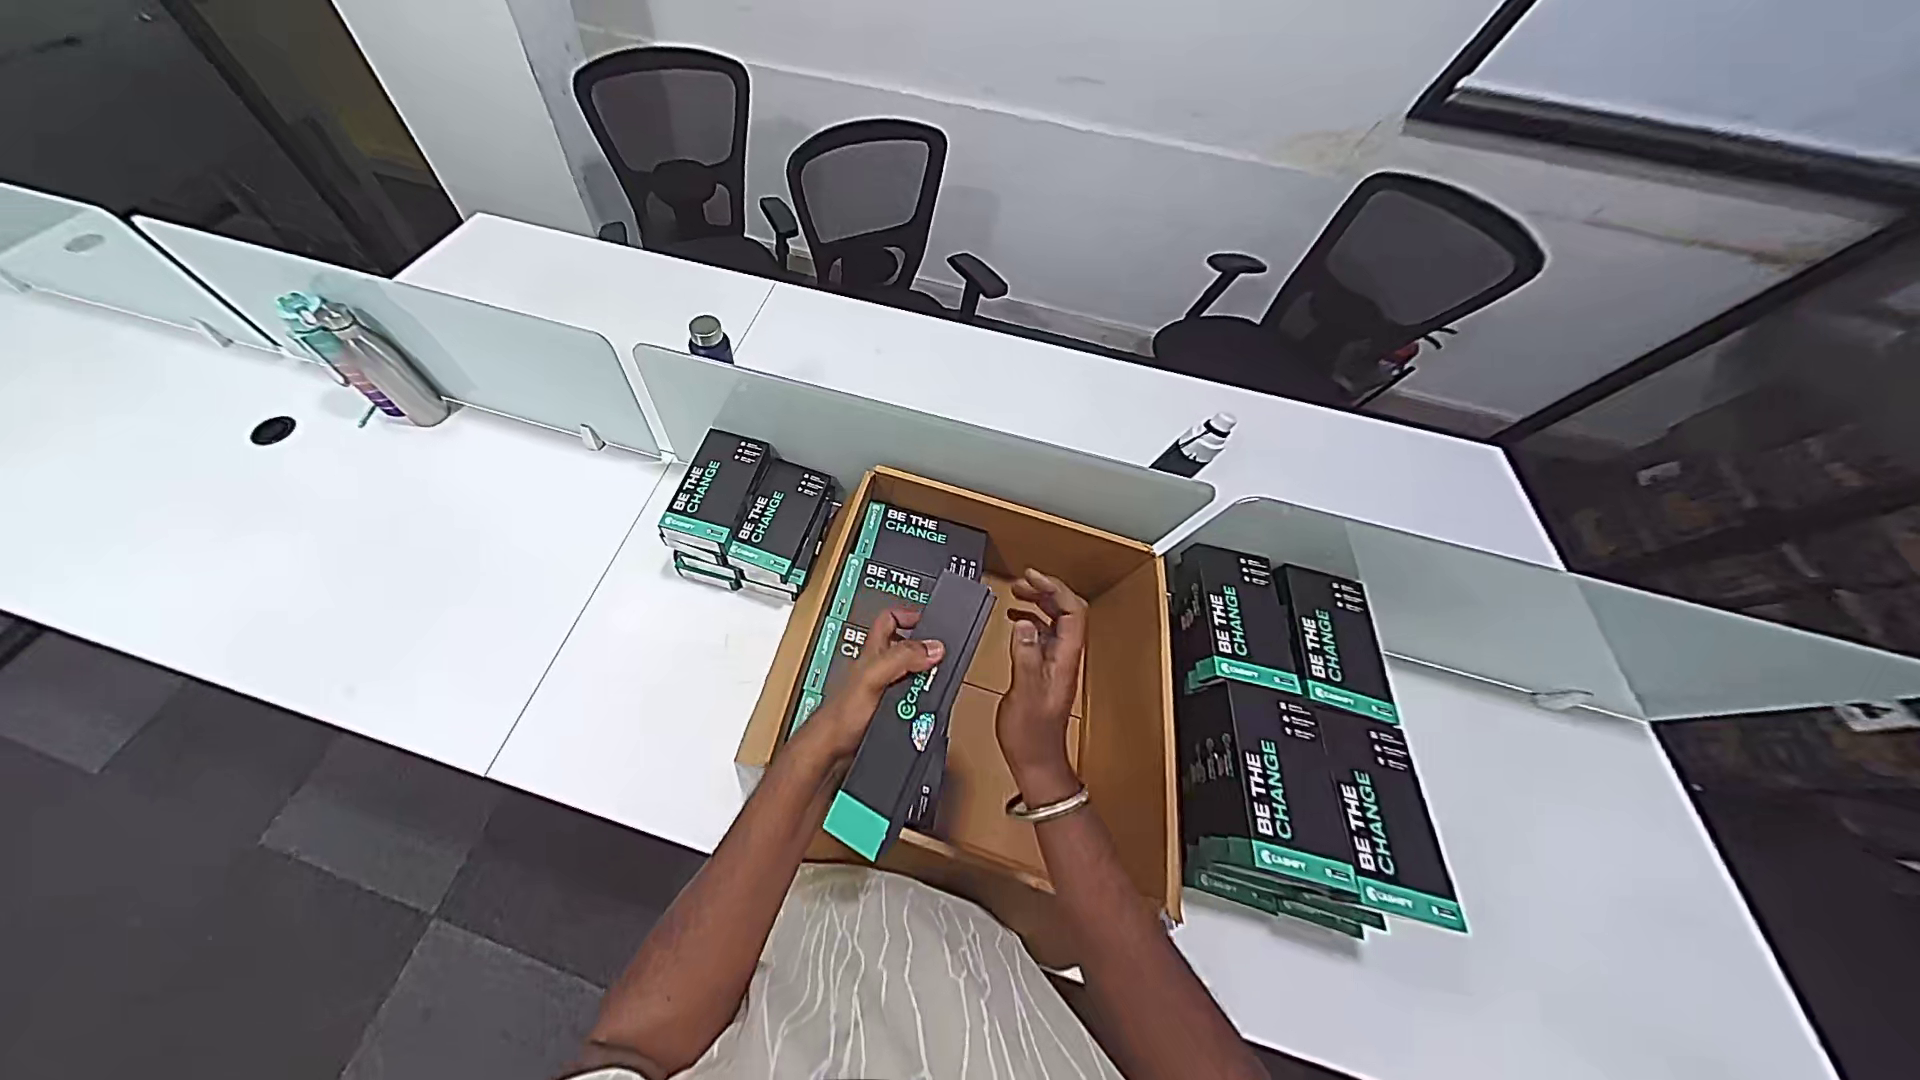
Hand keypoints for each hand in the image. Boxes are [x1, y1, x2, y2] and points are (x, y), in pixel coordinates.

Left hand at [801, 606, 944, 762]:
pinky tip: (925, 709)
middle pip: (908, 648)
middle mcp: (879, 667)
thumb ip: (902, 657)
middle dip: (925, 654)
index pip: (890, 618)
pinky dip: (922, 704)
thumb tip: (932, 647)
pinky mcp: (889, 710)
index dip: (909, 615)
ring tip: (935, 686)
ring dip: (925, 682)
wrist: (831, 751)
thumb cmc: (840, 714)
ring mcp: (884, 688)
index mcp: (873, 651)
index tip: (930, 623)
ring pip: (912, 676)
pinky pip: (912, 700)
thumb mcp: (873, 677)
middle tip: (939, 661)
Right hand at [995, 569, 1086, 804]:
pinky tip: (1015, 619)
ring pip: (1055, 621)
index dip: (1055, 588)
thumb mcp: (1024, 693)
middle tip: (1022, 581)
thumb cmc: (1032, 734)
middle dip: (1046, 590)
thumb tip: (1022, 624)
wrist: (1036, 759)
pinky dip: (1030, 620)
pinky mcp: (1045, 669)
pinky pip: (1043, 634)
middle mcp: (1065, 657)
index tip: (1033, 576)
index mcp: (1066, 658)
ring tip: (1018, 592)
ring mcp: (1057, 662)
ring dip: (1039, 602)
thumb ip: (1025, 656)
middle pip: (1066, 611)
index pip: (1072, 611)